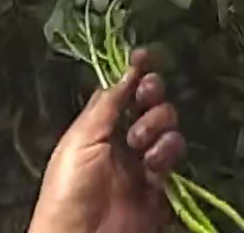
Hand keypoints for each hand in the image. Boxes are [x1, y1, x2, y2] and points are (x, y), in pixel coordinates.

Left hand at [29, 50, 184, 232]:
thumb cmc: (70, 185)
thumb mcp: (82, 136)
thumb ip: (108, 103)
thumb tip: (127, 69)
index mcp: (100, 123)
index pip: (123, 89)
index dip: (135, 71)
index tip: (144, 55)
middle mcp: (123, 138)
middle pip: (148, 102)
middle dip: (151, 93)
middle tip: (146, 96)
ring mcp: (142, 162)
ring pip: (164, 126)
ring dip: (156, 124)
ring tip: (139, 143)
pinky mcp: (160, 189)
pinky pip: (173, 159)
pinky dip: (168, 152)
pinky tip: (153, 162)